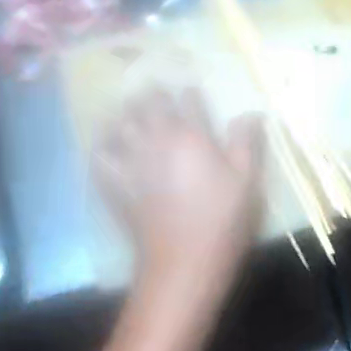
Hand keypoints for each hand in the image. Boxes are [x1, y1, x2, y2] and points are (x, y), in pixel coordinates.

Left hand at [94, 89, 263, 287]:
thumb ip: (246, 143)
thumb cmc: (222, 220)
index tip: (191, 89)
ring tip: (130, 111)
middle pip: (149, 103)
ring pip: (121, 122)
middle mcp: (159, 140)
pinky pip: (100, 154)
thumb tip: (250, 113)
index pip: (189, 99)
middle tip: (156, 92)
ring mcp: (133, 160)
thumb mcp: (247, 181)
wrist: (184, 261)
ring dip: (126, 112)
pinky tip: (106, 144)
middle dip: (153, 94)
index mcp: (193, 136)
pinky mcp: (115, 182)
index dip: (190, 92)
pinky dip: (102, 144)